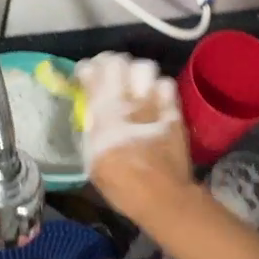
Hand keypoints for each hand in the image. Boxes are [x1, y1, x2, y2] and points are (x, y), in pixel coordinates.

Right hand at [74, 53, 194, 224]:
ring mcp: (154, 104)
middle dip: (110, 63)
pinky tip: (154, 97)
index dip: (86, 69)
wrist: (163, 197)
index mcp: (104, 115)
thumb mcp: (92, 160)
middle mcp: (128, 102)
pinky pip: (166, 84)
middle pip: (118, 62)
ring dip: (136, 72)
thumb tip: (91, 114)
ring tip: (133, 83)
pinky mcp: (174, 111)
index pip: (92, 73)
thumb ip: (91, 131)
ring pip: (144, 67)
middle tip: (107, 74)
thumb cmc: (122, 186)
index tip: (84, 76)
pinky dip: (158, 86)